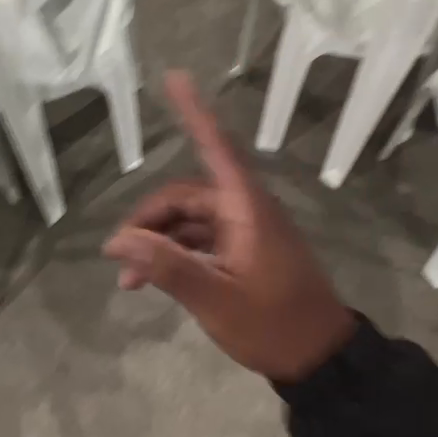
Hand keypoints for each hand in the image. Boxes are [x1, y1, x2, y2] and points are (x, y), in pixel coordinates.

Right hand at [103, 72, 355, 382]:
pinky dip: (176, 253)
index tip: (174, 78)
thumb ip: (167, 266)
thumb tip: (118, 242)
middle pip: (187, 195)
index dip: (194, 112)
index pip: (216, 147)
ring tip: (129, 280)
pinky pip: (202, 240)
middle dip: (149, 219)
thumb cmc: (272, 324)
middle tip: (118, 255)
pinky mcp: (246, 253)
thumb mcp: (214, 299)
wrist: (320, 358)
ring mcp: (247, 232)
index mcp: (246, 208)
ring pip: (190, 220)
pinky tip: (153, 279)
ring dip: (158, 242)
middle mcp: (246, 210)